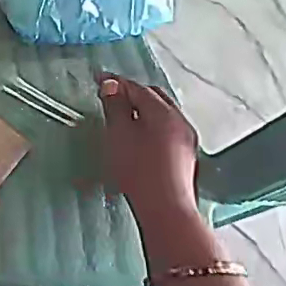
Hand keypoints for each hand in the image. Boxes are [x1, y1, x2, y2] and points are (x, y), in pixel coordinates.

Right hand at [98, 73, 199, 213]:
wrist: (165, 206)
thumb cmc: (138, 168)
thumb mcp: (118, 133)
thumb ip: (115, 106)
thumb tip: (112, 85)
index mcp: (163, 112)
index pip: (137, 88)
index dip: (116, 82)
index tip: (98, 79)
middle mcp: (180, 120)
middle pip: (154, 96)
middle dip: (132, 92)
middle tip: (110, 95)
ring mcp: (186, 138)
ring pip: (163, 112)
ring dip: (143, 108)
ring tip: (123, 114)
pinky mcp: (186, 155)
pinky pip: (167, 128)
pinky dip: (151, 123)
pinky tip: (139, 135)